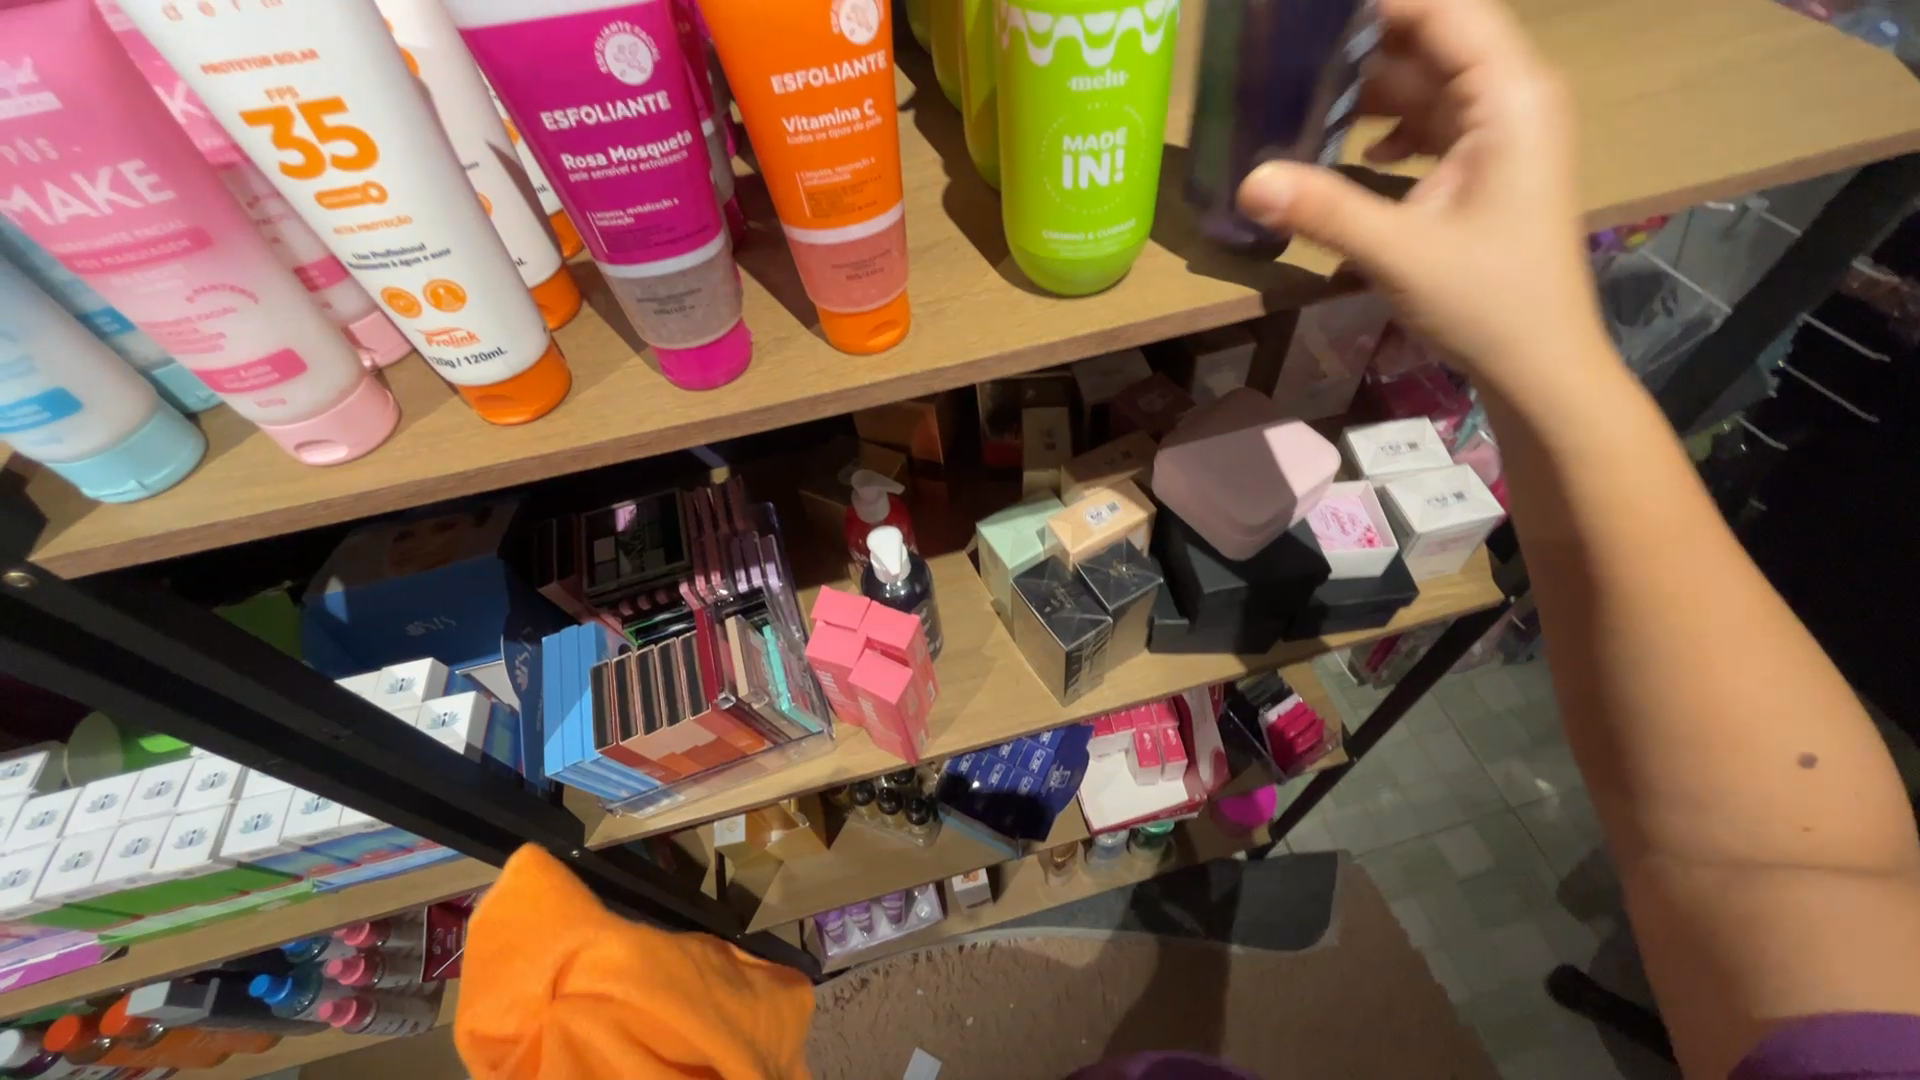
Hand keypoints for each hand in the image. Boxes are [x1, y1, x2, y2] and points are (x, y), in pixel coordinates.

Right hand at [1237, 0, 1608, 396]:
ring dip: (1370, 97)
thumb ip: (1325, 211)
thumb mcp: (1399, 252)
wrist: (1538, 361)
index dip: (1382, 5)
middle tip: (1289, 64)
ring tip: (1304, 104)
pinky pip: (1431, 128)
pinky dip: (1388, 133)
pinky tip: (1353, 154)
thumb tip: (1247, 183)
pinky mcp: (1484, 171)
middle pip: (1434, 46)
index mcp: (1509, 98)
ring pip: (1428, 90)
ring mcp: (1500, 137)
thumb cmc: (1487, 299)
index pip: (1447, 13)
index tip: (1311, 14)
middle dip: (1364, 52)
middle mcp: (1511, 102)